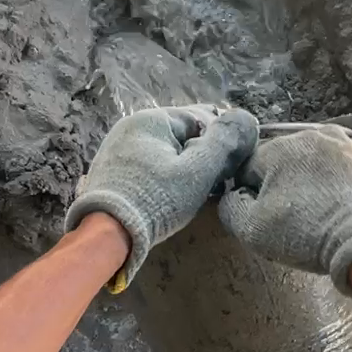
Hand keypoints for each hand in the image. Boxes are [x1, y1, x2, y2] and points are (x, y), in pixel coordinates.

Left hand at [66, 105, 258, 291]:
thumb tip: (245, 118)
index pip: (199, 118)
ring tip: (195, 190)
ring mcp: (116, 148)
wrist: (107, 233)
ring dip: (182, 166)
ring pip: (163, 151)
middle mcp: (129, 126)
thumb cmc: (156, 200)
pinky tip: (170, 195)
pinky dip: (162, 175)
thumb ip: (223, 143)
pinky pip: (146, 165)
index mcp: (151, 118)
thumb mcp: (197, 172)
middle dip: (199, 154)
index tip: (229, 165)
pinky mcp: (110, 171)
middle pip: (179, 135)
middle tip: (215, 181)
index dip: (218, 140)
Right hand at [219, 122, 351, 297]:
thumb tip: (232, 196)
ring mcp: (337, 143)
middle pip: (276, 162)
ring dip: (300, 182)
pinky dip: (323, 179)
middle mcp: (307, 135)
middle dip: (275, 185)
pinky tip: (327, 202)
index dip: (248, 195)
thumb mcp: (250, 229)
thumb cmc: (305, 234)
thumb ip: (228, 207)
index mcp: (277, 147)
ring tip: (310, 211)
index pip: (246, 169)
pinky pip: (328, 165)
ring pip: (303, 162)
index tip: (262, 216)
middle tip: (287, 216)